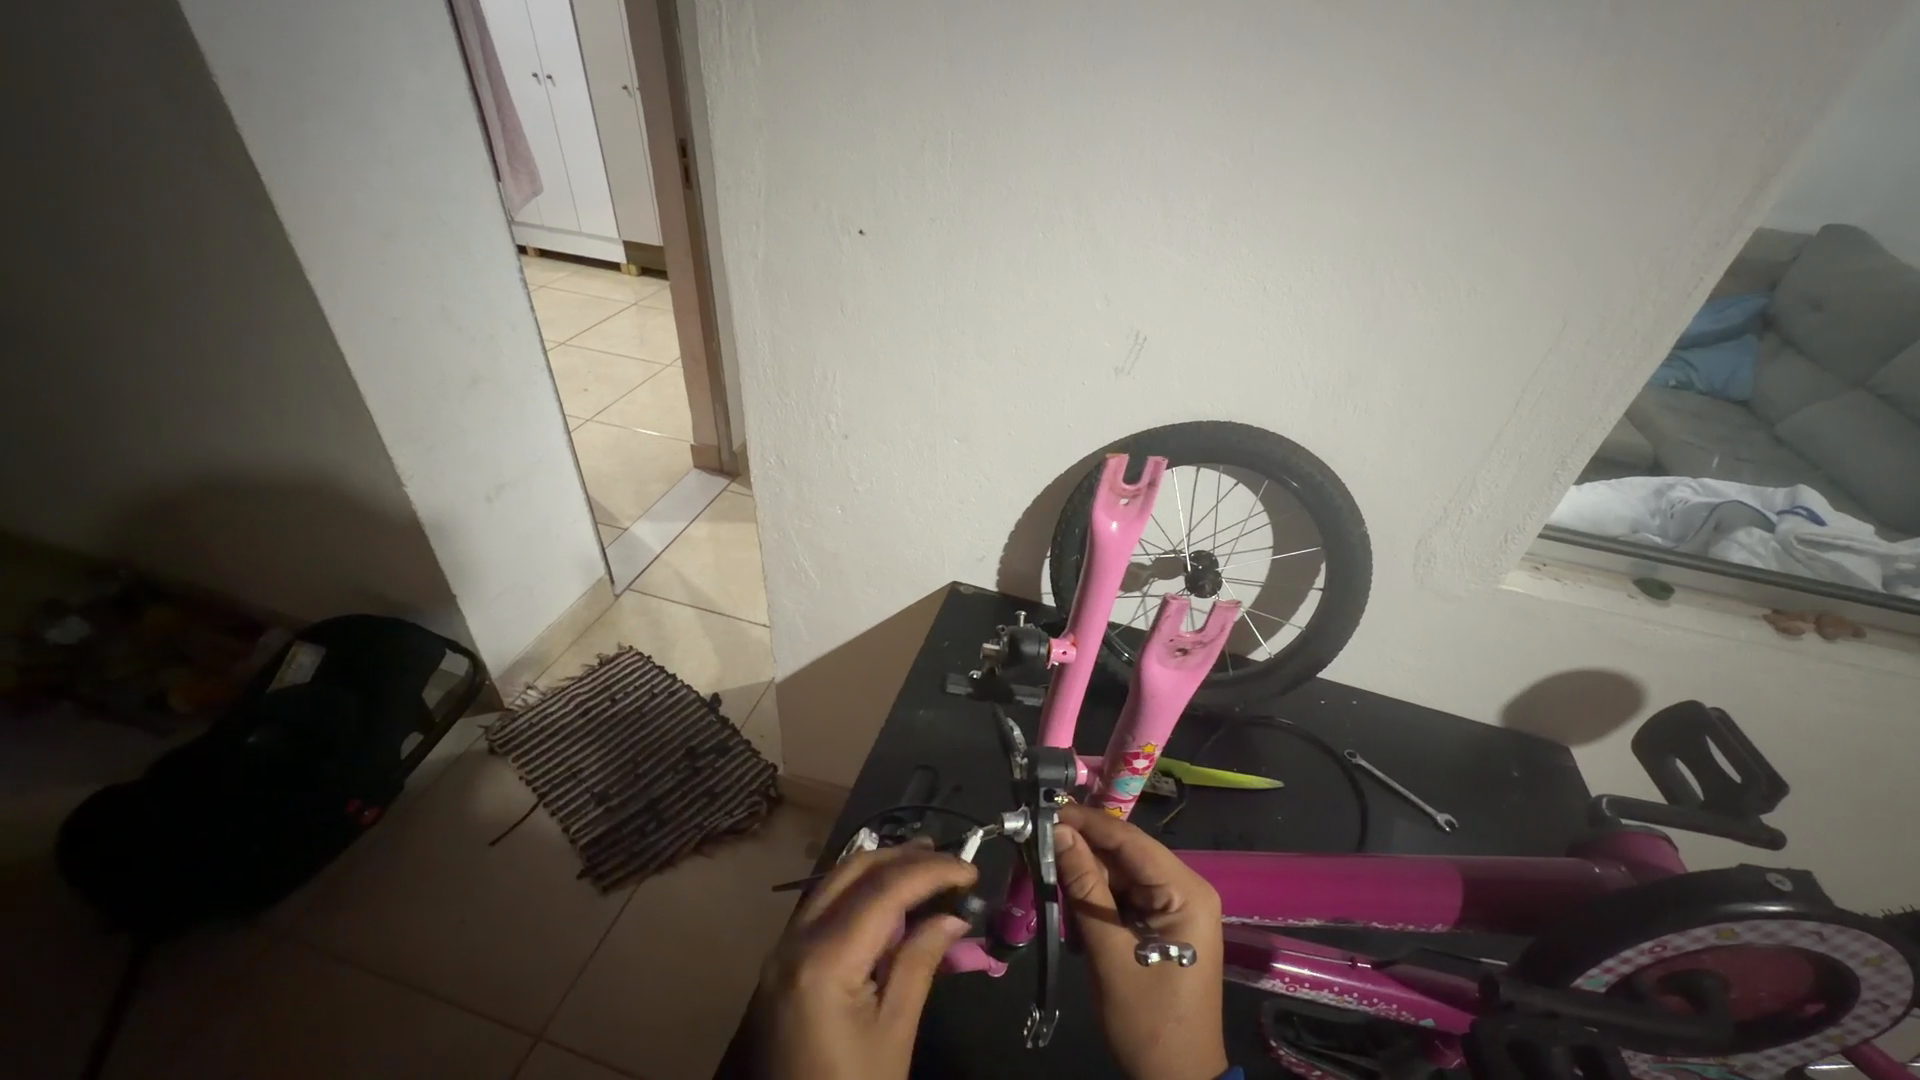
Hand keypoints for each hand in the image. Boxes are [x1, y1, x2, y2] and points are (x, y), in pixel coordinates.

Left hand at [754, 842, 977, 1079]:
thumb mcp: (895, 1031)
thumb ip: (919, 962)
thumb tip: (952, 916)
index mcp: (823, 960)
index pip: (883, 890)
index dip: (931, 871)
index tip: (971, 869)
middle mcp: (794, 941)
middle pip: (852, 872)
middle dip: (904, 857)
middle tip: (949, 858)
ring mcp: (782, 951)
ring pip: (833, 883)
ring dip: (880, 868)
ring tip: (924, 864)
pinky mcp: (783, 964)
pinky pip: (822, 907)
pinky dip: (858, 891)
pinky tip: (888, 898)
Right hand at [1055, 802, 1226, 1079]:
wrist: (1176, 1078)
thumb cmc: (1147, 1019)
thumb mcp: (1109, 950)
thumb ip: (1084, 886)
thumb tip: (1057, 832)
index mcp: (1185, 891)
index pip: (1130, 839)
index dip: (1086, 822)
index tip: (1044, 808)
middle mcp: (1186, 888)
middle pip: (1125, 853)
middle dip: (1081, 845)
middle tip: (1035, 835)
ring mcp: (1176, 906)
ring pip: (1121, 872)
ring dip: (1084, 870)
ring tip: (1042, 858)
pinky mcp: (1163, 923)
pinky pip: (1124, 894)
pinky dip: (1095, 893)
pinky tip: (1065, 890)